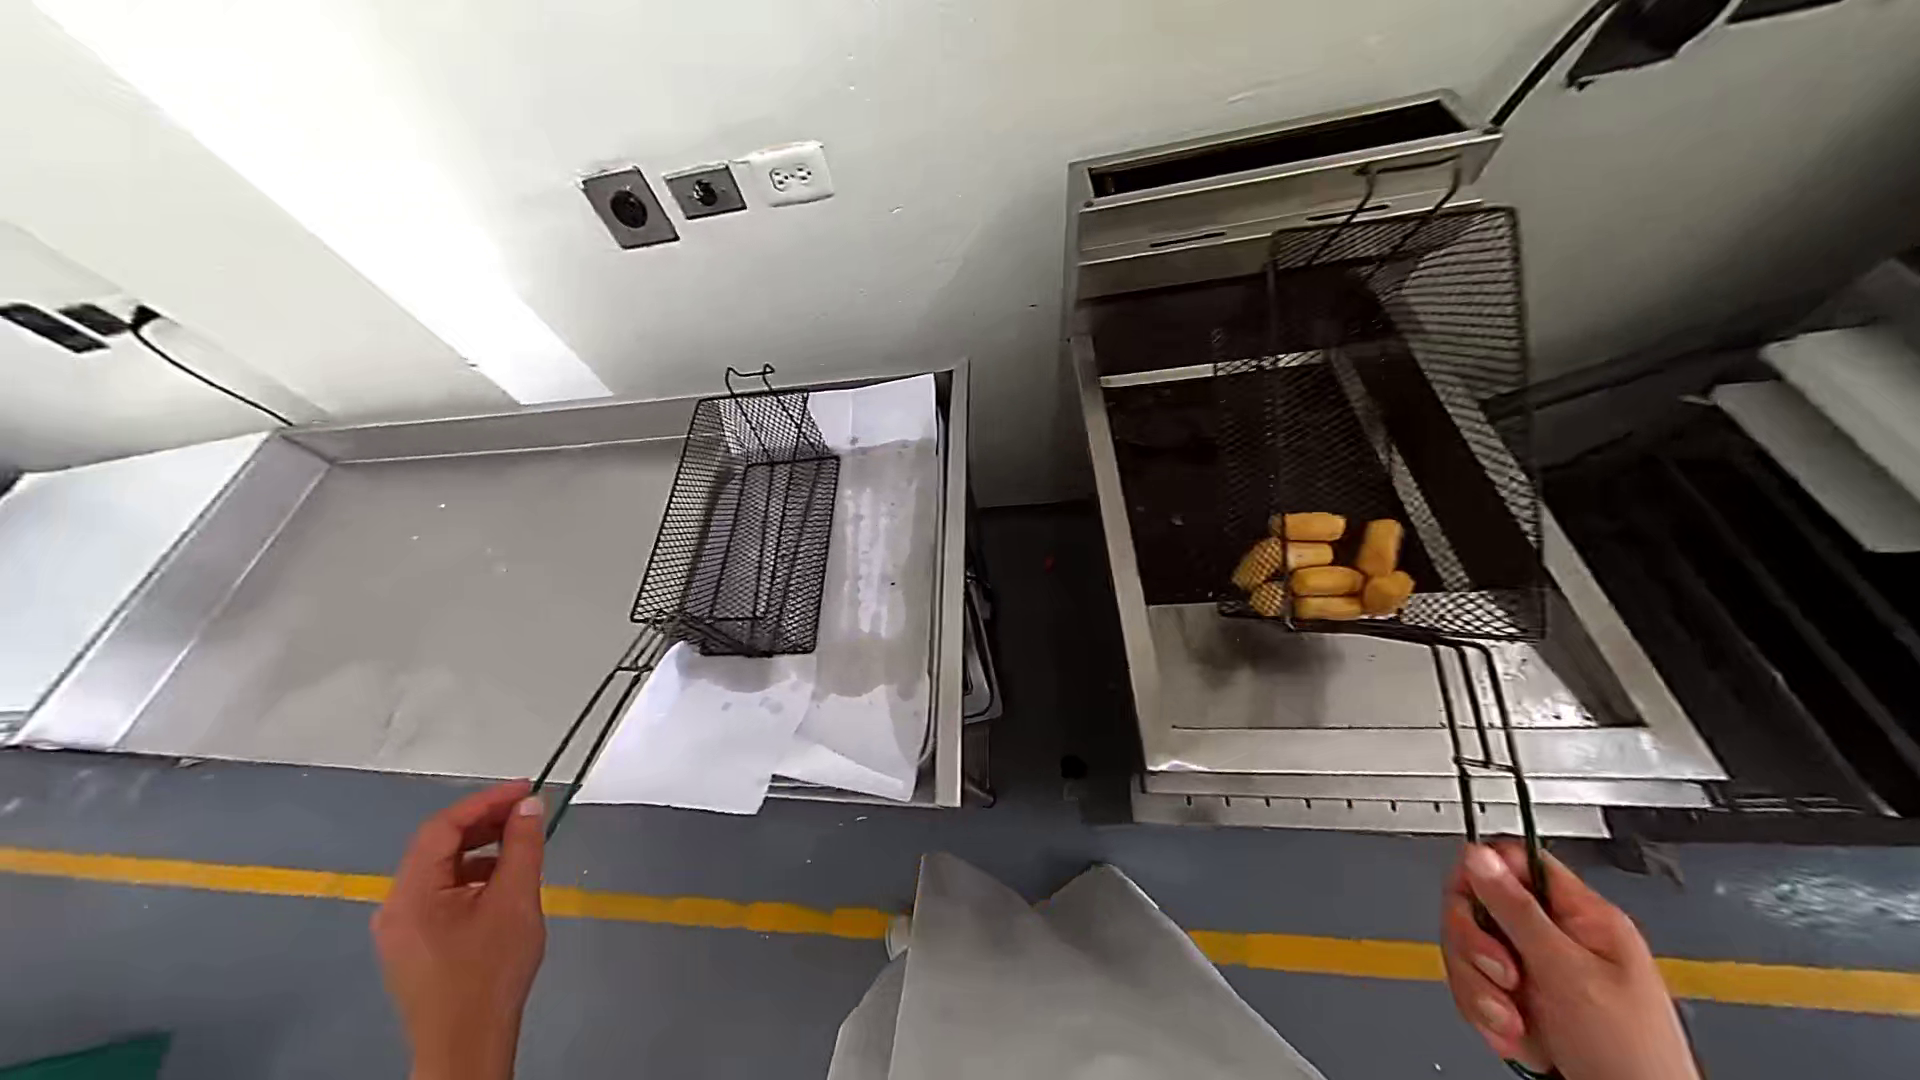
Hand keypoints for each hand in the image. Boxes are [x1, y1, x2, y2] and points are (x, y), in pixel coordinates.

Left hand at [373, 781, 547, 1079]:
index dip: (485, 801)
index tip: (525, 789)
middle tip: (528, 810)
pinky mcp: (416, 941)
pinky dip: (475, 873)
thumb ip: (523, 845)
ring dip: (482, 847)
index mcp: (411, 895)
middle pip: (438, 846)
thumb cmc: (491, 969)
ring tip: (522, 843)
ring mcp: (402, 927)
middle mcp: (396, 907)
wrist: (468, 1041)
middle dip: (485, 822)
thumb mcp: (515, 898)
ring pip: (442, 868)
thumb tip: (528, 805)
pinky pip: (443, 890)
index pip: (441, 828)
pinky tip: (505, 879)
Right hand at [1440, 841, 1698, 1079]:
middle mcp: (1553, 934)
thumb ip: (1518, 909)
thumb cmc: (1629, 1055)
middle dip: (1474, 945)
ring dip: (1477, 985)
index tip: (1473, 902)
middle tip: (1502, 975)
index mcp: (1580, 916)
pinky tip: (1511, 1030)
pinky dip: (1481, 1008)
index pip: (1513, 860)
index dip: (1482, 873)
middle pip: (1477, 903)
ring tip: (1509, 1017)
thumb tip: (1479, 854)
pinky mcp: (1513, 995)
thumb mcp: (1568, 972)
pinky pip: (1470, 979)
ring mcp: (1532, 966)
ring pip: (1466, 945)